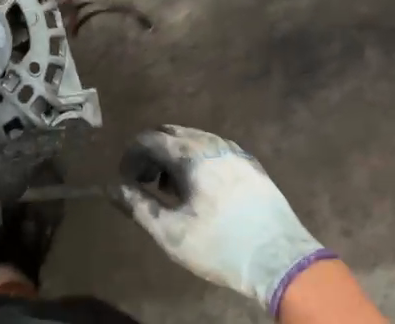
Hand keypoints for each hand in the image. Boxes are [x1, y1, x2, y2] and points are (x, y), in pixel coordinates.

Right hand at [118, 126, 333, 315]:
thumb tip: (112, 188)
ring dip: (175, 156)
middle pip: (171, 133)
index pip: (148, 139)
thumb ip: (137, 206)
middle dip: (152, 153)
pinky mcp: (251, 165)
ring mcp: (235, 152)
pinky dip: (198, 160)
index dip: (131, 156)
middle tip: (145, 182)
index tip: (126, 180)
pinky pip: (214, 150)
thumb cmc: (220, 247)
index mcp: (190, 153)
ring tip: (172, 189)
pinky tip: (201, 190)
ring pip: (194, 140)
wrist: (282, 261)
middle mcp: (211, 143)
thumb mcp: (171, 233)